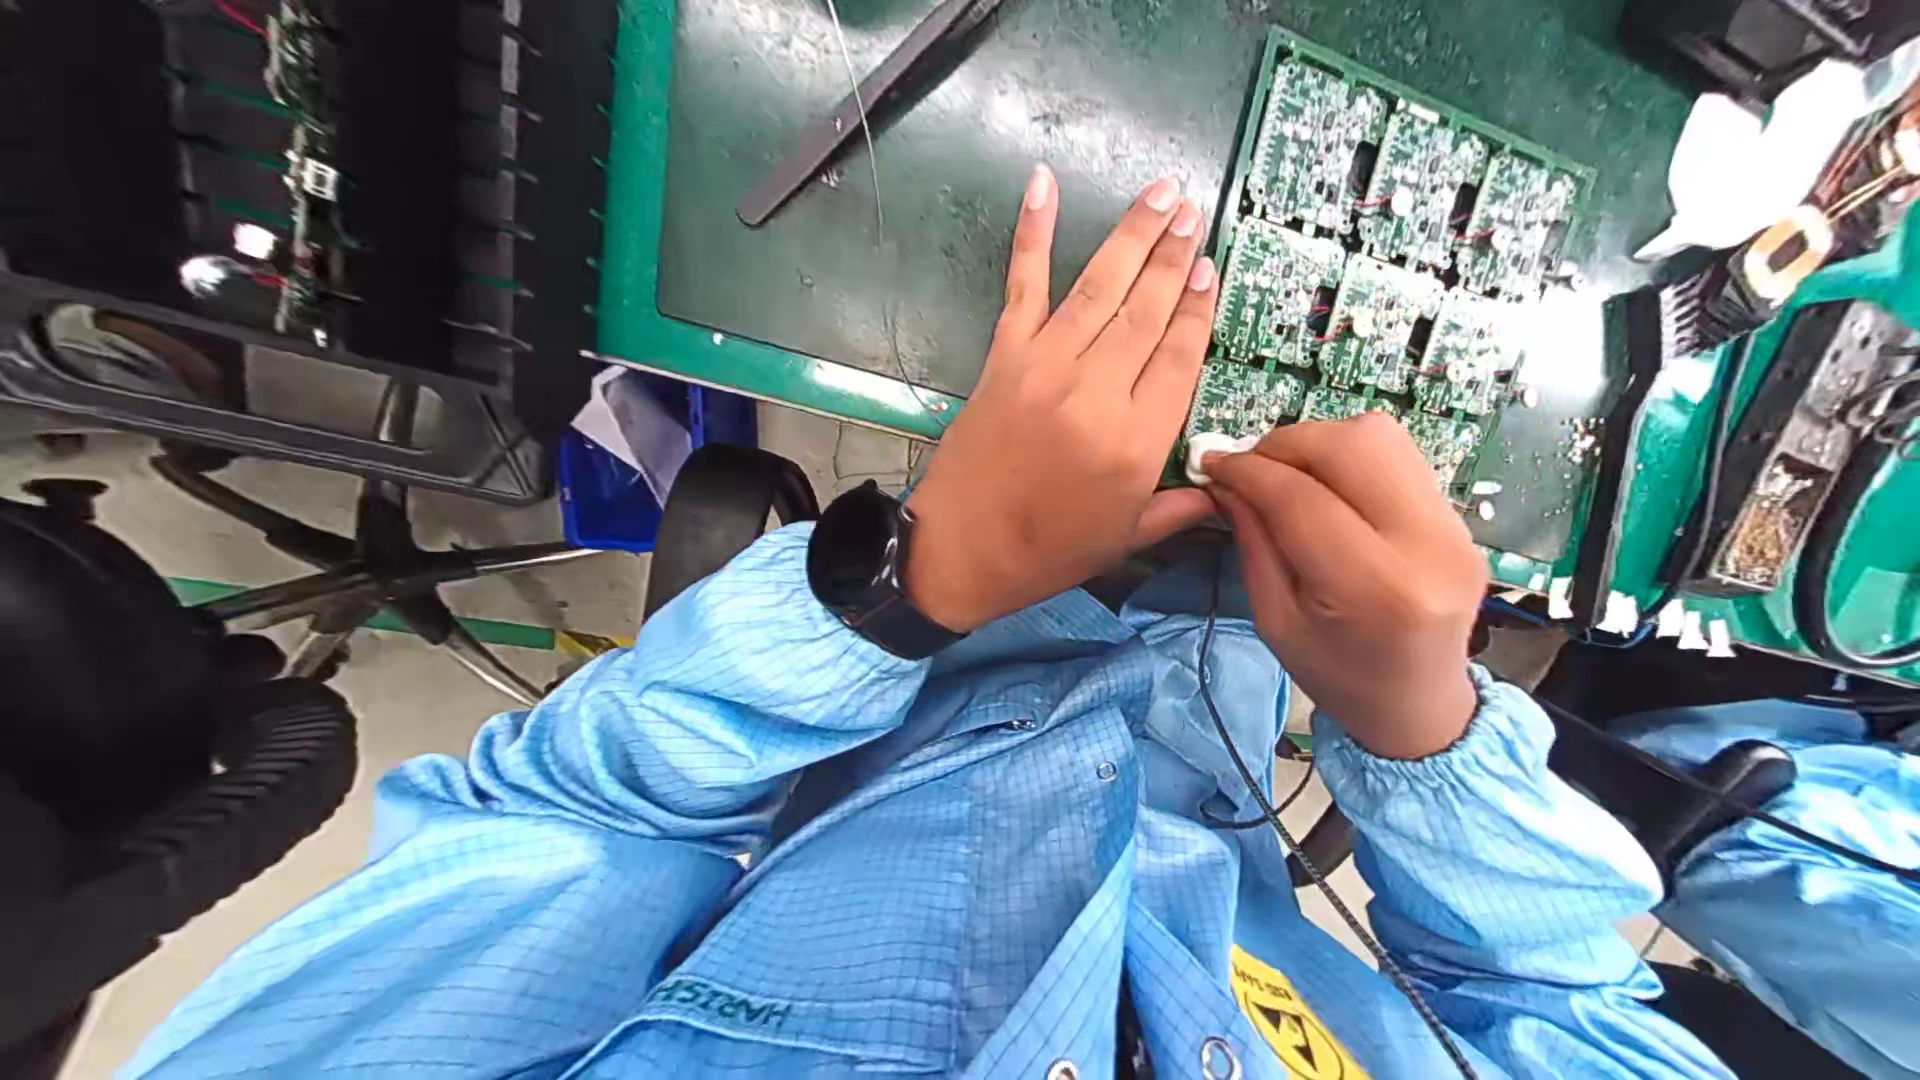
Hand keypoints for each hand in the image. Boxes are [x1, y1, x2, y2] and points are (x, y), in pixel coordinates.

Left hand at [903, 166, 1220, 631]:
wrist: (962, 551)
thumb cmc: (1047, 552)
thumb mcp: (1125, 539)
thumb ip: (1181, 506)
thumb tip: (1229, 484)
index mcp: (1136, 441)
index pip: (1180, 357)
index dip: (1198, 310)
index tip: (1211, 271)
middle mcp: (1097, 392)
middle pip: (1146, 311)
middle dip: (1174, 258)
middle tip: (1193, 213)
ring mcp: (1045, 367)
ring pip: (1099, 288)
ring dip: (1132, 235)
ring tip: (1159, 193)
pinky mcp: (1002, 358)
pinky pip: (1020, 286)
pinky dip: (1030, 233)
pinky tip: (1041, 184)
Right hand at [1202, 415, 1486, 758]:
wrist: (1417, 703)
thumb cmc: (1336, 675)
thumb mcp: (1274, 619)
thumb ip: (1254, 541)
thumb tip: (1227, 482)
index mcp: (1375, 588)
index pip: (1301, 498)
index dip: (1247, 472)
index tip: (1212, 465)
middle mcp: (1428, 545)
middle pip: (1352, 446)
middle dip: (1284, 445)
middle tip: (1249, 468)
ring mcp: (1454, 527)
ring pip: (1379, 436)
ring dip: (1317, 442)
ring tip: (1284, 473)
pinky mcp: (1458, 518)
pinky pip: (1396, 455)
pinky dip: (1346, 455)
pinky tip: (1321, 482)